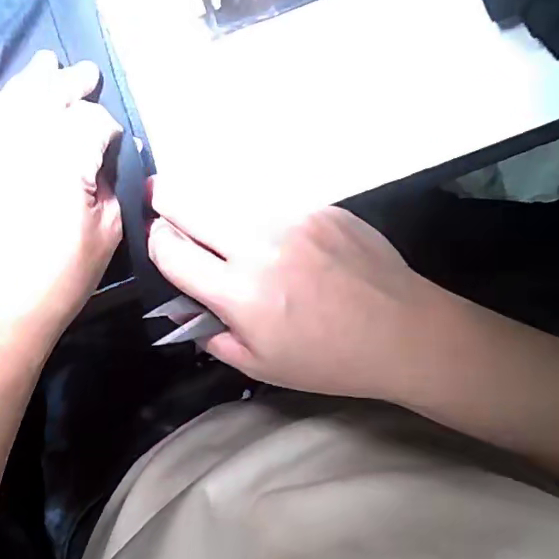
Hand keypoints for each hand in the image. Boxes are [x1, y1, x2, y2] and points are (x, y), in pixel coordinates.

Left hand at [0, 51, 122, 363]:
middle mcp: (27, 145)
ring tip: (45, 64)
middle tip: (84, 72)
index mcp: (67, 161)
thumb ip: (105, 182)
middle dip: (69, 83)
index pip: (91, 121)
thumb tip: (98, 158)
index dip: (105, 126)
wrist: (0, 306)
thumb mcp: (107, 232)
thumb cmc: (63, 276)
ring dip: (31, 81)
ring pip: (13, 101)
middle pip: (49, 97)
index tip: (114, 139)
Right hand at [145, 186, 443, 399]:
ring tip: (218, 220)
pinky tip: (275, 236)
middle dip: (163, 200)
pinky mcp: (320, 206)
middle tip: (158, 199)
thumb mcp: (261, 366)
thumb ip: (212, 334)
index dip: (154, 243)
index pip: (169, 250)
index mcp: (240, 294)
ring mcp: (292, 218)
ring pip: (227, 192)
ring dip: (211, 204)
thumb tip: (184, 304)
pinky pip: (270, 200)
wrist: (404, 332)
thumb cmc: (330, 360)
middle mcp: (259, 246)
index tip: (158, 242)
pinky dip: (258, 213)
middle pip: (186, 201)